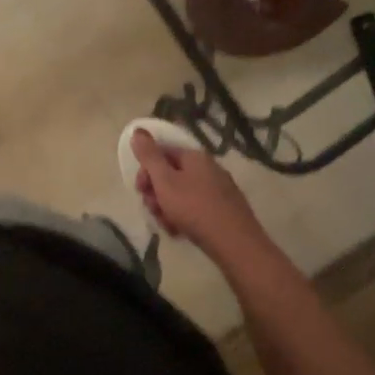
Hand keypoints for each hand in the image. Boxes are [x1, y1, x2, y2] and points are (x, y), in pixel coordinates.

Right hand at [130, 131, 268, 262]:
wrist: (235, 243)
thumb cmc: (194, 208)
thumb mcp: (164, 180)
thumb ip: (149, 156)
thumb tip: (138, 131)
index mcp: (195, 157)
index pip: (162, 152)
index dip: (146, 170)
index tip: (139, 189)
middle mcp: (209, 168)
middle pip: (171, 174)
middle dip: (155, 192)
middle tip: (151, 208)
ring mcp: (219, 190)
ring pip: (181, 193)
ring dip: (166, 207)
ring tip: (165, 224)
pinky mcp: (225, 210)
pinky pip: (195, 207)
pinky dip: (183, 217)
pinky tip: (178, 230)